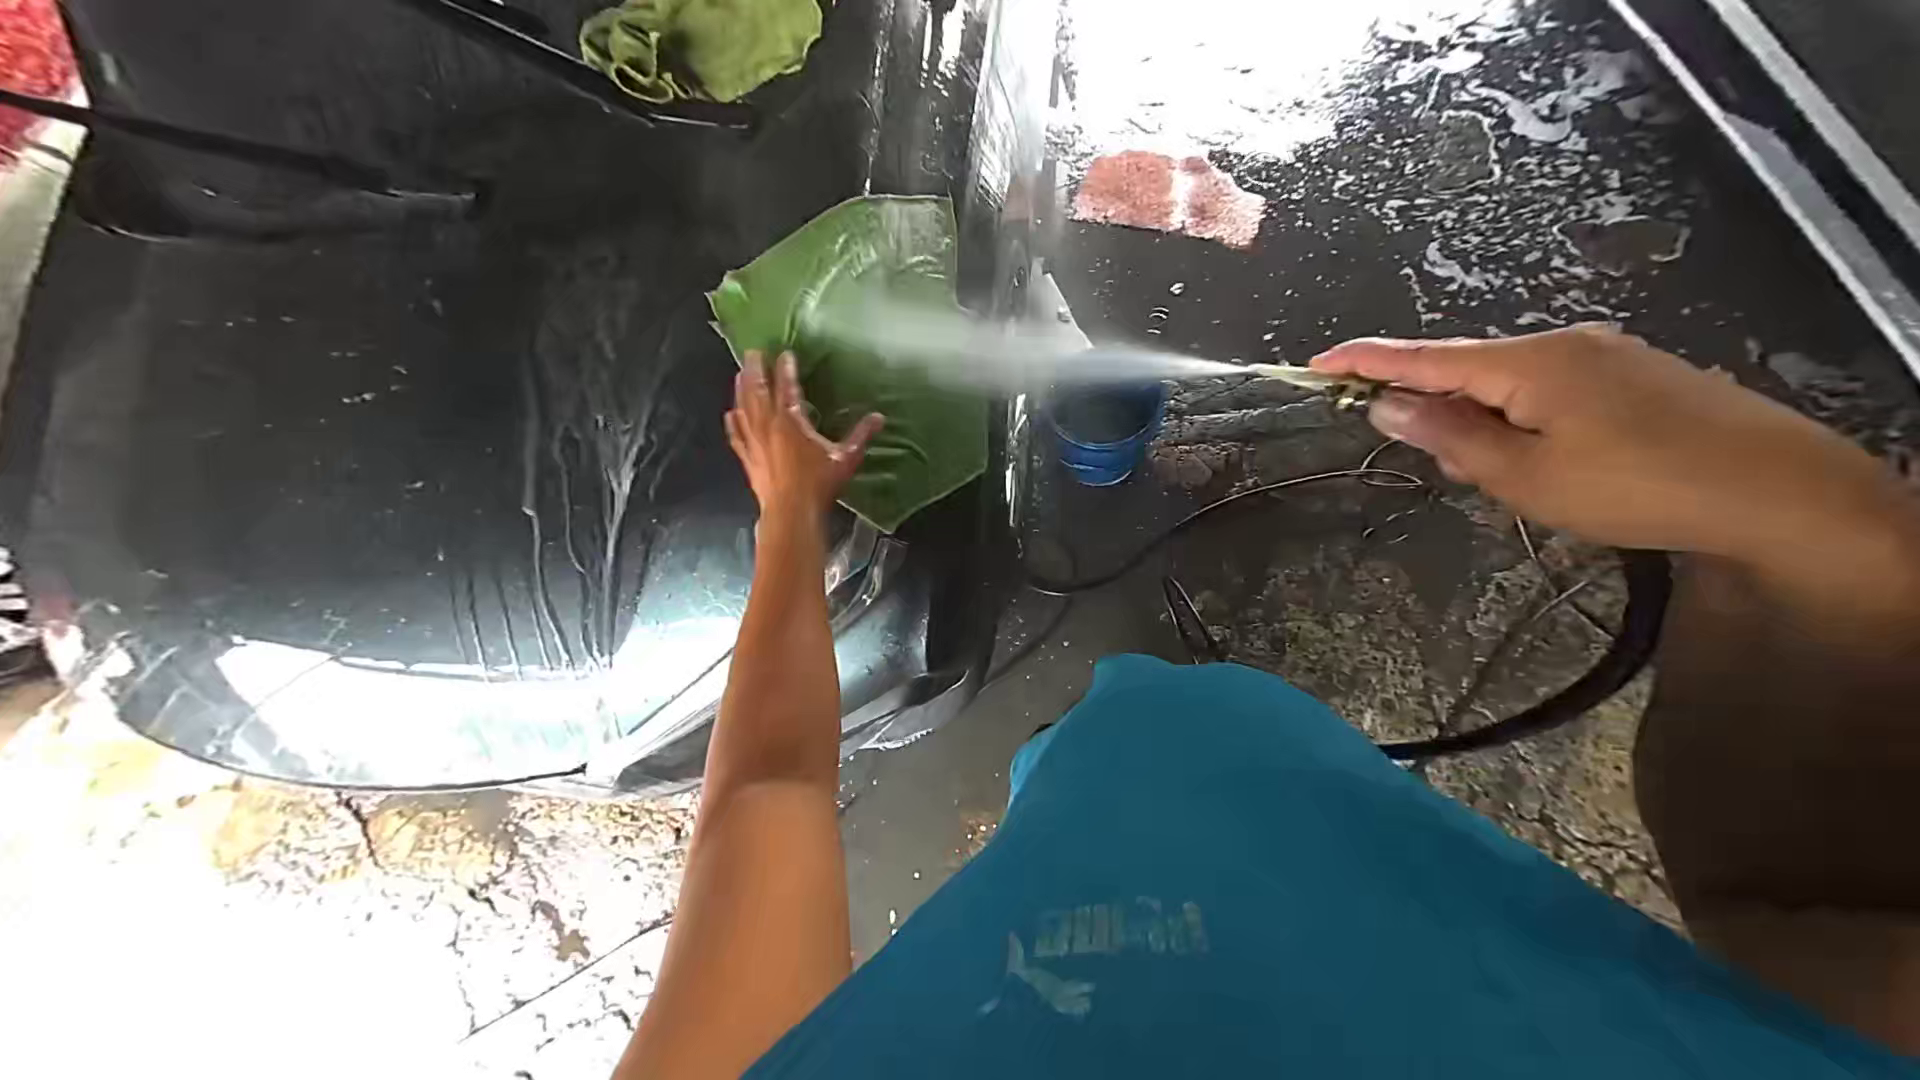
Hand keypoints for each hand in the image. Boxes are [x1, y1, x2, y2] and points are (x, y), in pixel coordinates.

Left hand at [725, 350, 883, 527]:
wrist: (791, 512)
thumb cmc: (819, 484)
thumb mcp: (846, 457)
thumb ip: (861, 435)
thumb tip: (879, 418)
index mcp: (792, 421)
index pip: (787, 386)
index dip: (786, 368)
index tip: (785, 353)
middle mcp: (768, 425)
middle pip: (758, 390)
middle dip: (755, 369)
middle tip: (753, 351)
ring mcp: (754, 441)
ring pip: (743, 407)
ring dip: (741, 388)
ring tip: (740, 373)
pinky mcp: (747, 458)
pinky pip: (736, 435)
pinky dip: (732, 422)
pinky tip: (730, 414)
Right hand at [1311, 324, 1914, 564]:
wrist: (1786, 495)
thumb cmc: (1636, 487)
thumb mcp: (1521, 473)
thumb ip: (1446, 434)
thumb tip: (1385, 403)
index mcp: (1528, 363)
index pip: (1423, 356)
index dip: (1364, 360)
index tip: (1316, 364)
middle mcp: (1561, 345)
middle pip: (1462, 370)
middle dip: (1433, 411)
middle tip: (1452, 468)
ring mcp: (1599, 356)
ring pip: (1501, 386)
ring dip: (1479, 425)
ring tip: (1508, 477)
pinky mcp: (1626, 377)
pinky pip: (1540, 392)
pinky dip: (1514, 422)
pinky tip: (1542, 461)